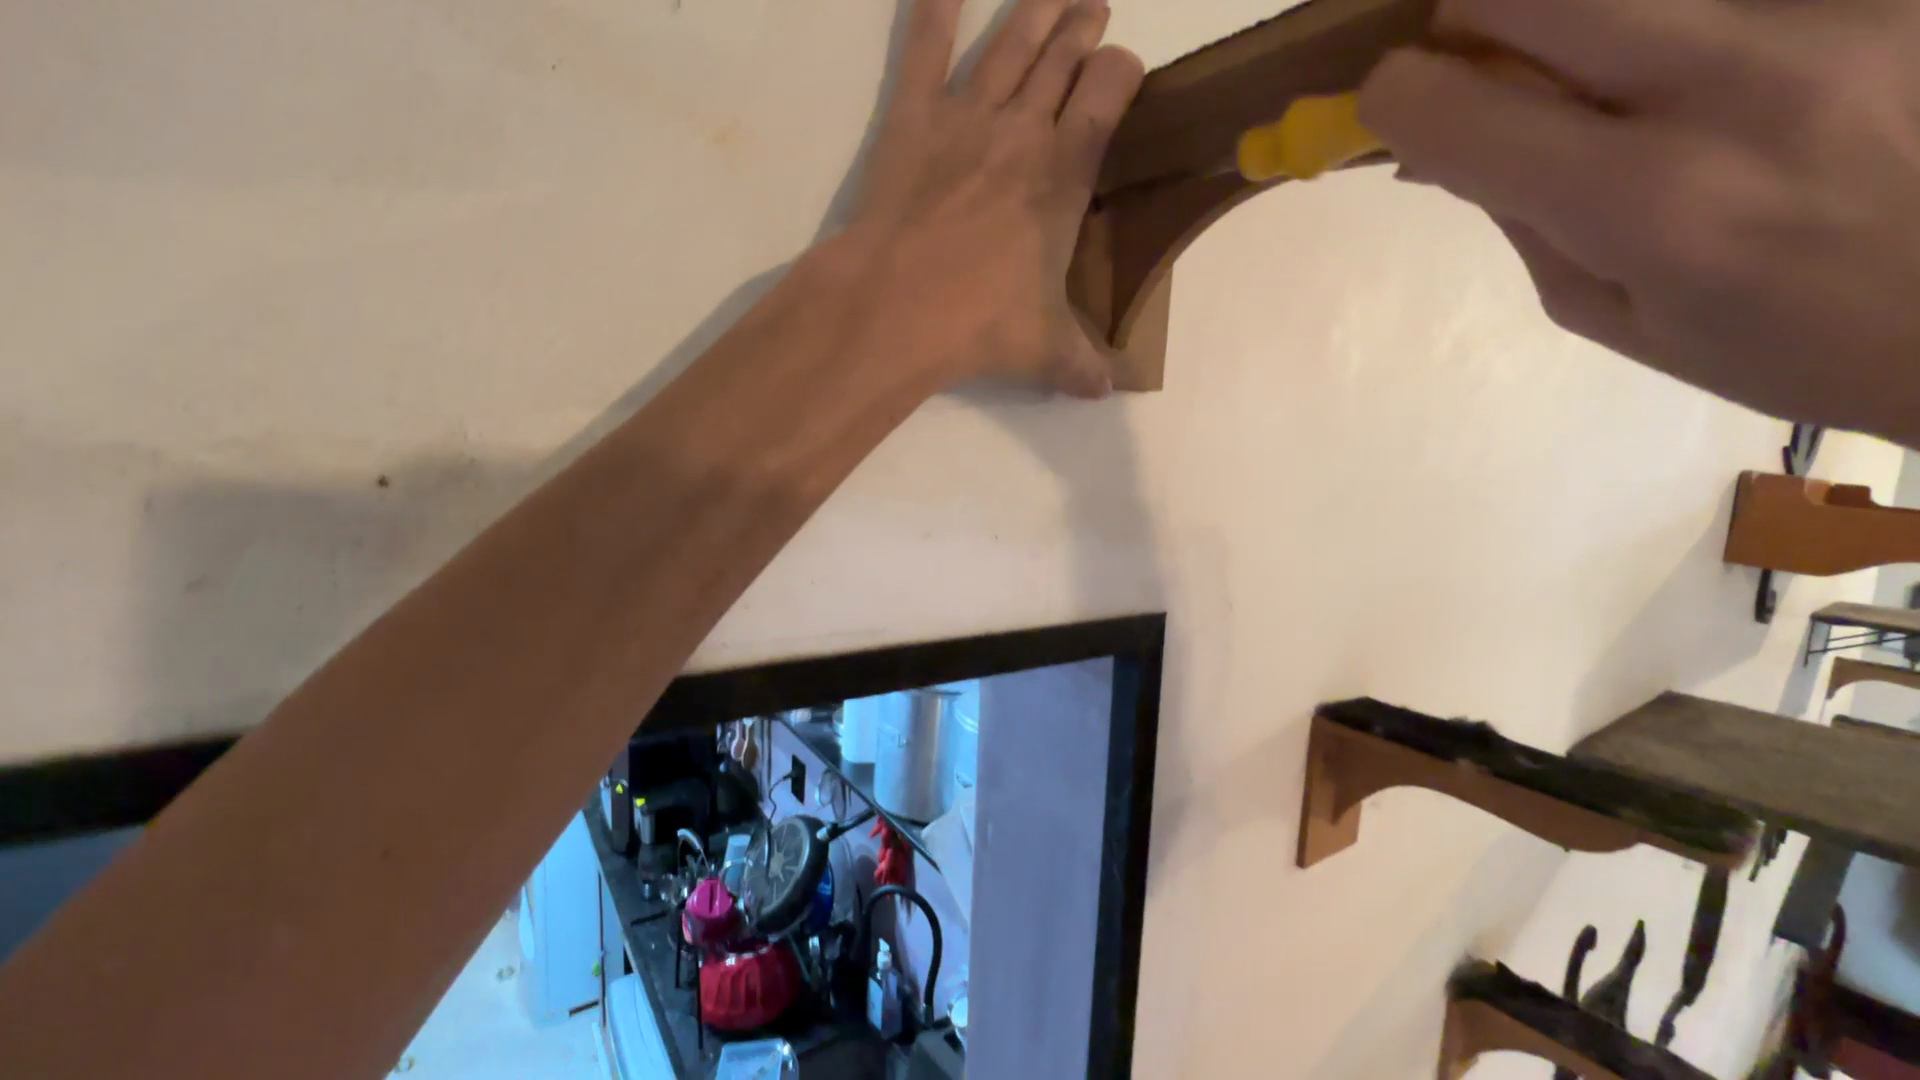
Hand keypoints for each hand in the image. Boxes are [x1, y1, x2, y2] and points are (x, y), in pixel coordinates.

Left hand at [840, 0, 1143, 397]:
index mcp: (1065, 175)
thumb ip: (1079, 363)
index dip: (1121, 73)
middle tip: (1091, 11)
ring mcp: (965, 117)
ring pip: (1010, 44)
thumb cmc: (980, 323)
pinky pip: (924, 50)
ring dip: (1035, 12)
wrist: (896, 305)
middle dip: (1082, 30)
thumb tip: (1105, 390)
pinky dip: (934, 10)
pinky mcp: (911, 118)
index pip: (1109, 92)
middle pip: (1062, 57)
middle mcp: (1023, 130)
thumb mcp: (1044, 349)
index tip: (1120, 75)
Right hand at [1361, 0, 1919, 443]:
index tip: (1392, 113)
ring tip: (1612, 100)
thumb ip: (1523, 220)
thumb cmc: (1799, 346)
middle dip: (1466, 19)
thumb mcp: (1622, 316)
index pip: (1458, 107)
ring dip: (1569, 31)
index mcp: (1647, 203)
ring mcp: (1826, 13)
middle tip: (1477, 70)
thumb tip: (1444, 148)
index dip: (1394, 98)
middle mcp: (1734, 82)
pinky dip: (1664, 36)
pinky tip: (1705, 94)